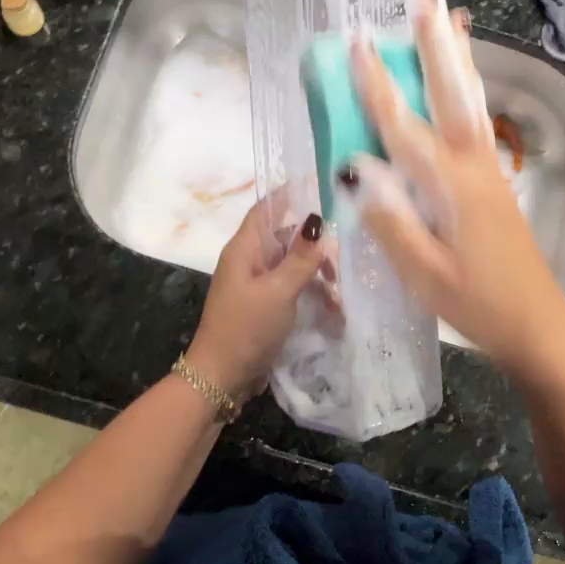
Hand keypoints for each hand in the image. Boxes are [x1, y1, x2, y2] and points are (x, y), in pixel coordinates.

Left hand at [185, 200, 325, 398]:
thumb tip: (317, 220)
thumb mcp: (279, 291)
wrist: (222, 376)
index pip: (266, 209)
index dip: (289, 194)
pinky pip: (290, 287)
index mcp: (244, 249)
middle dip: (313, 244)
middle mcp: (248, 261)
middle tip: (342, 257)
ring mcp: (255, 284)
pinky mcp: (263, 306)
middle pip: (284, 237)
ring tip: (339, 289)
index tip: (320, 186)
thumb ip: (301, 258)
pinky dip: (309, 291)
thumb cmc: (246, 328)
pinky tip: (331, 306)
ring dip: (315, 272)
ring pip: (291, 264)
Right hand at [341, 0, 564, 368]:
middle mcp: (472, 166)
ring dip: (457, 58)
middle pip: (452, 93)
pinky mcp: (495, 185)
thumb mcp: (422, 272)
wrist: (535, 326)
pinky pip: (475, 124)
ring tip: (452, 17)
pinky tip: (462, 85)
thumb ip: (389, 217)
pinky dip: (466, 92)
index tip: (360, 40)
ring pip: (470, 103)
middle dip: (436, 43)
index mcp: (449, 185)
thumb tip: (354, 167)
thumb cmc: (476, 304)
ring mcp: (489, 172)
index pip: (403, 126)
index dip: (378, 85)